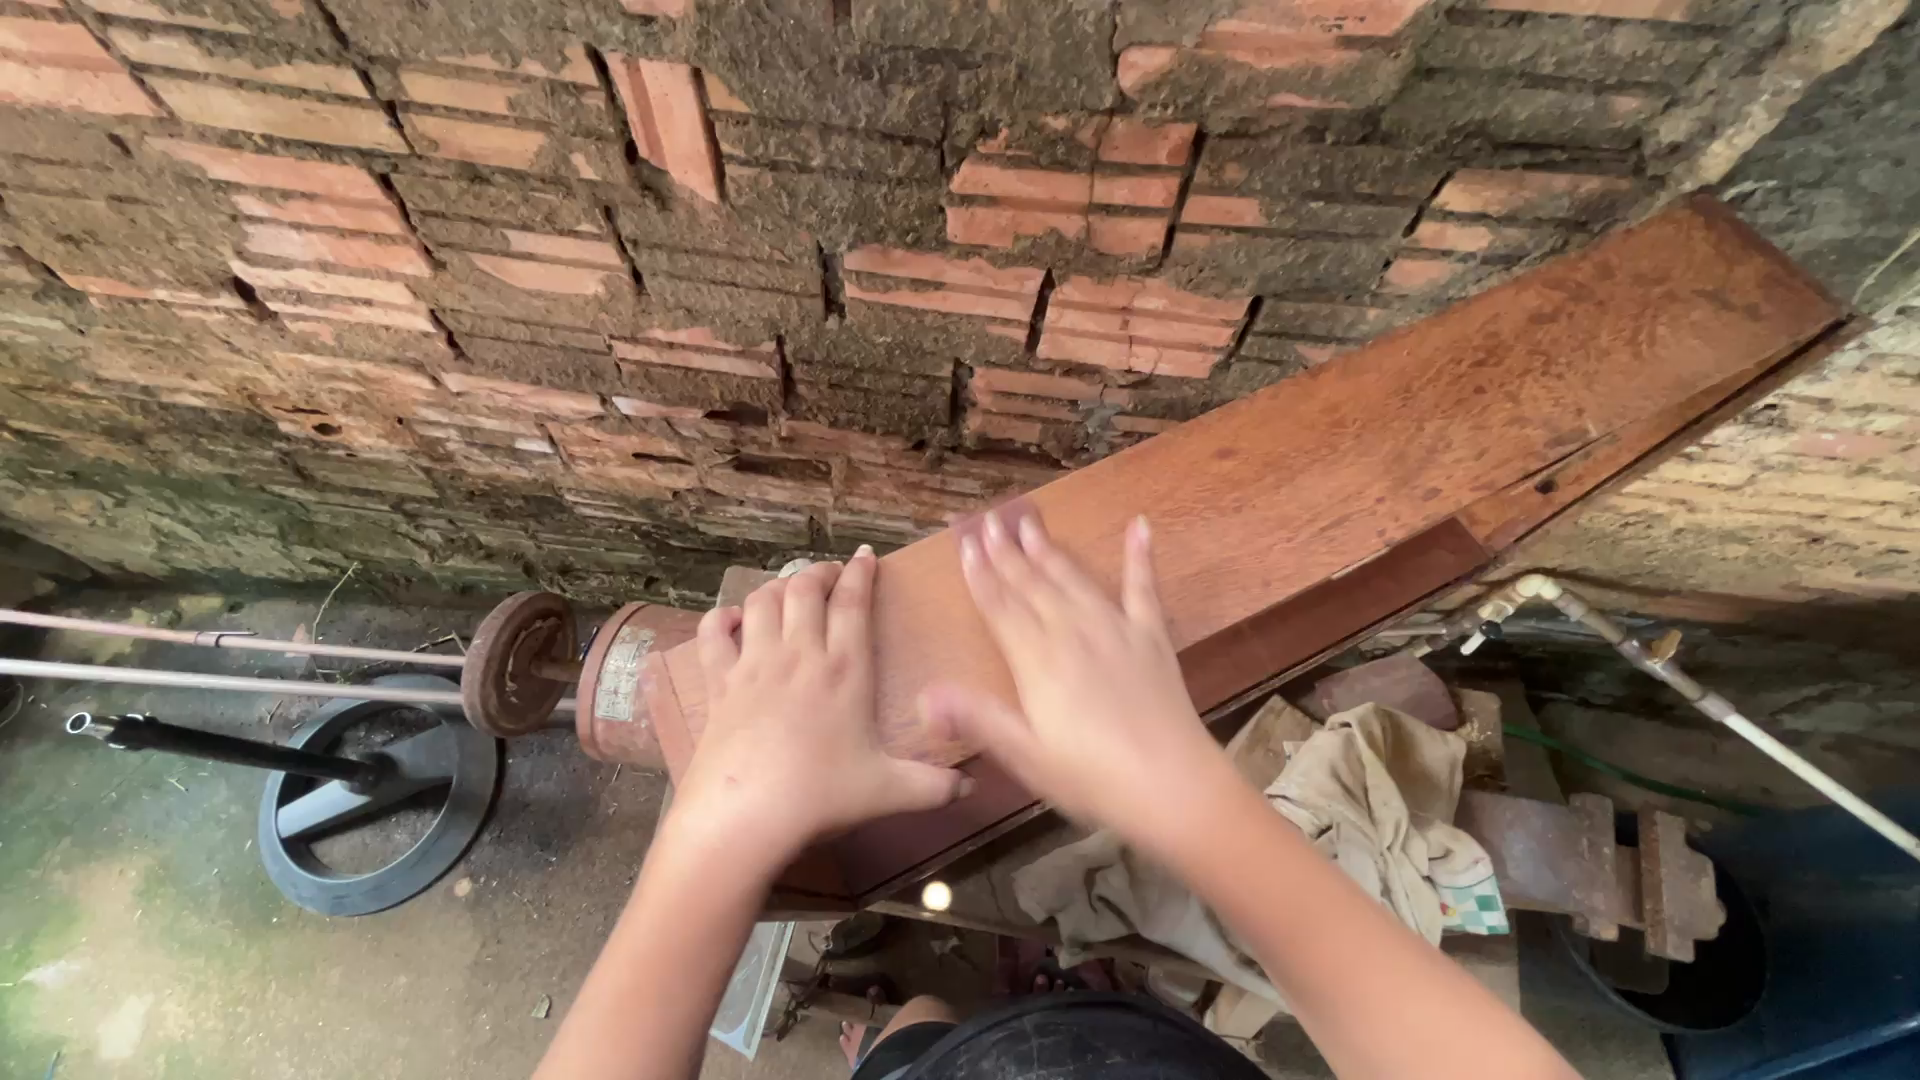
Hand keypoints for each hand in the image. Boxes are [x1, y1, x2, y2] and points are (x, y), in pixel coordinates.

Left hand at [670, 548, 971, 864]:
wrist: (746, 815)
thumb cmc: (821, 796)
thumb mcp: (889, 791)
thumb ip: (933, 787)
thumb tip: (971, 789)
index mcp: (845, 669)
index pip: (854, 602)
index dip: (861, 572)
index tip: (866, 556)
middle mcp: (800, 654)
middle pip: (805, 589)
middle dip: (819, 572)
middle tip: (831, 574)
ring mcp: (754, 664)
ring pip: (763, 601)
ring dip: (778, 587)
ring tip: (789, 590)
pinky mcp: (719, 683)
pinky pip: (713, 635)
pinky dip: (720, 618)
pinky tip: (730, 618)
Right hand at [920, 512, 1243, 856]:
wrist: (1173, 787)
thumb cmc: (1092, 779)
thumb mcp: (1026, 756)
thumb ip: (978, 719)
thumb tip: (923, 697)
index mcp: (1038, 660)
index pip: (1001, 608)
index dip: (980, 575)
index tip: (965, 543)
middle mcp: (1072, 632)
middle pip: (1032, 585)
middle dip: (1007, 552)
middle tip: (989, 519)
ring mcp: (1115, 629)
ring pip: (1073, 579)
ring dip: (1049, 549)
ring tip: (1029, 520)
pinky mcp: (1151, 637)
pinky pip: (1143, 588)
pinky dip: (1141, 556)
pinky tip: (1139, 525)